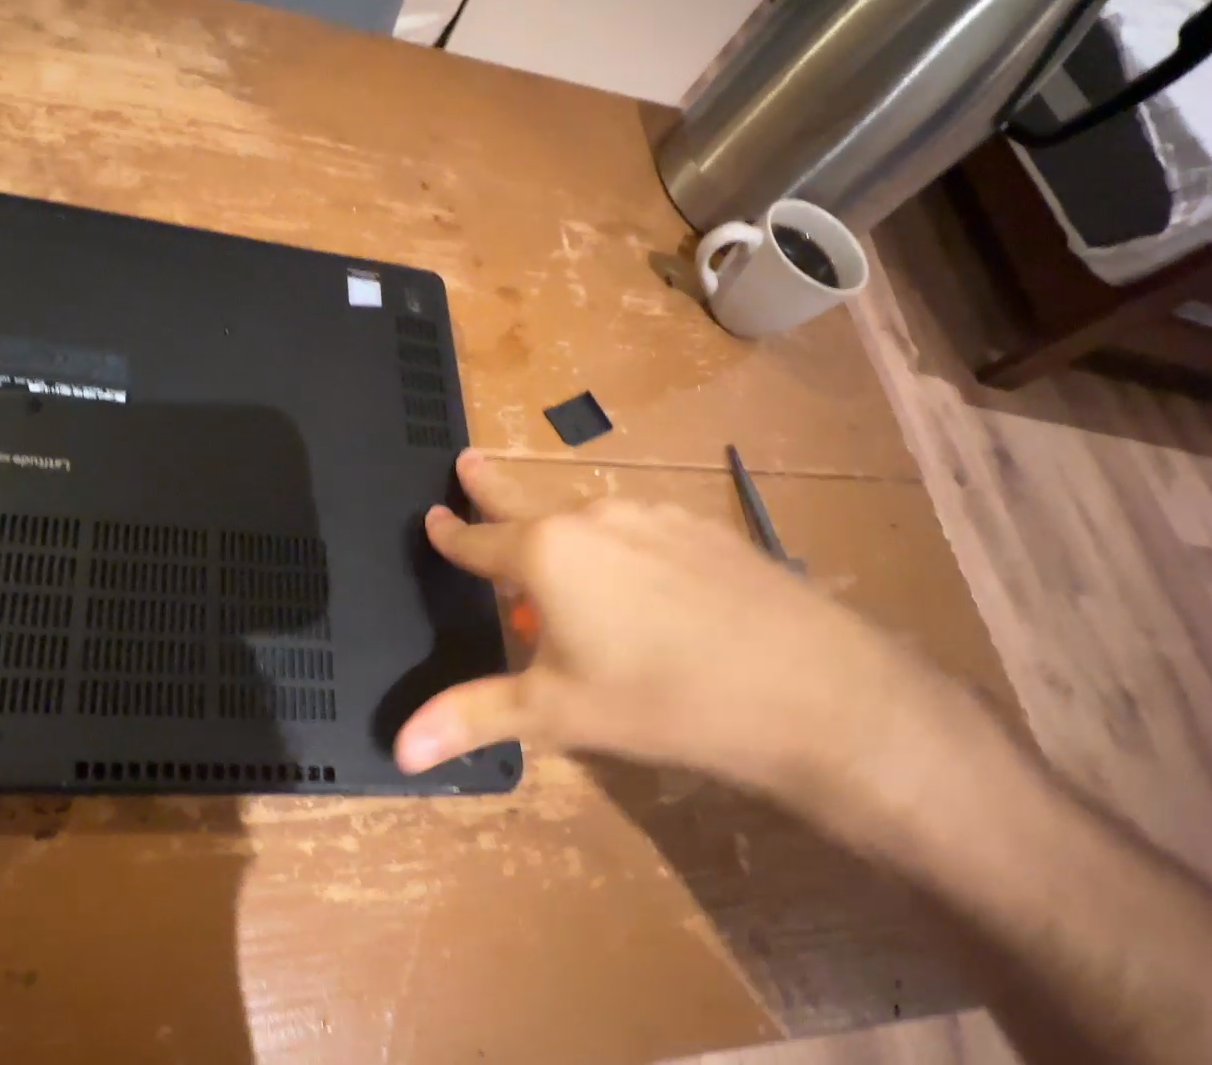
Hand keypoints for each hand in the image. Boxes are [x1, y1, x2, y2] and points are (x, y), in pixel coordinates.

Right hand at [394, 450, 994, 809]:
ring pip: (589, 520)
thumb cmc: (660, 699)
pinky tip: (638, 585)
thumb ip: (473, 718)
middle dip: (493, 486)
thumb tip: (398, 749)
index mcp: (545, 552)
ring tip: (556, 557)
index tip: (432, 516)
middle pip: (529, 503)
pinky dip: (618, 549)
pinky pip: (640, 532)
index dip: (450, 533)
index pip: (479, 540)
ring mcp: (656, 518)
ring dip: (562, 533)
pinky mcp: (706, 532)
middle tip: (470, 462)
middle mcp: (594, 519)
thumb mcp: (555, 712)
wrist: (813, 692)